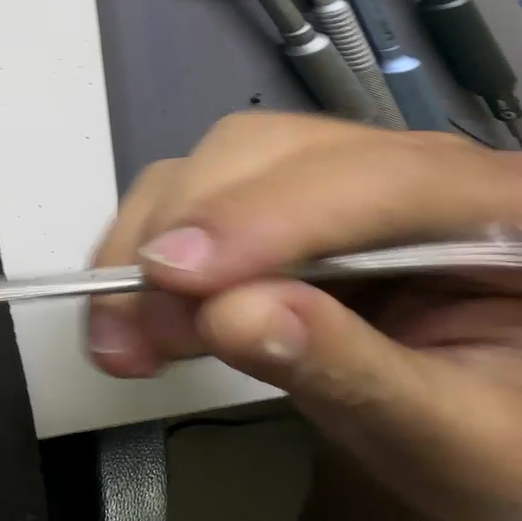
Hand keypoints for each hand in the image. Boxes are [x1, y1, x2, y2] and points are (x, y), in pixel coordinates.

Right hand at [86, 113, 521, 518]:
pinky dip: (133, 256)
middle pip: (262, 156)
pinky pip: (170, 202)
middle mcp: (402, 172)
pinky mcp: (252, 206)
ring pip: (199, 172)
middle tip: (145, 321)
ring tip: (125, 332)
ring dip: (143, 248)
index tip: (178, 276)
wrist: (470, 453)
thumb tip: (236, 316)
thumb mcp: (460, 438)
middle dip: (188, 233)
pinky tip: (125, 311)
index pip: (372, 178)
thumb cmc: (494, 453)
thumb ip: (360, 373)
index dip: (263, 217)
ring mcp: (316, 183)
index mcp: (499, 210)